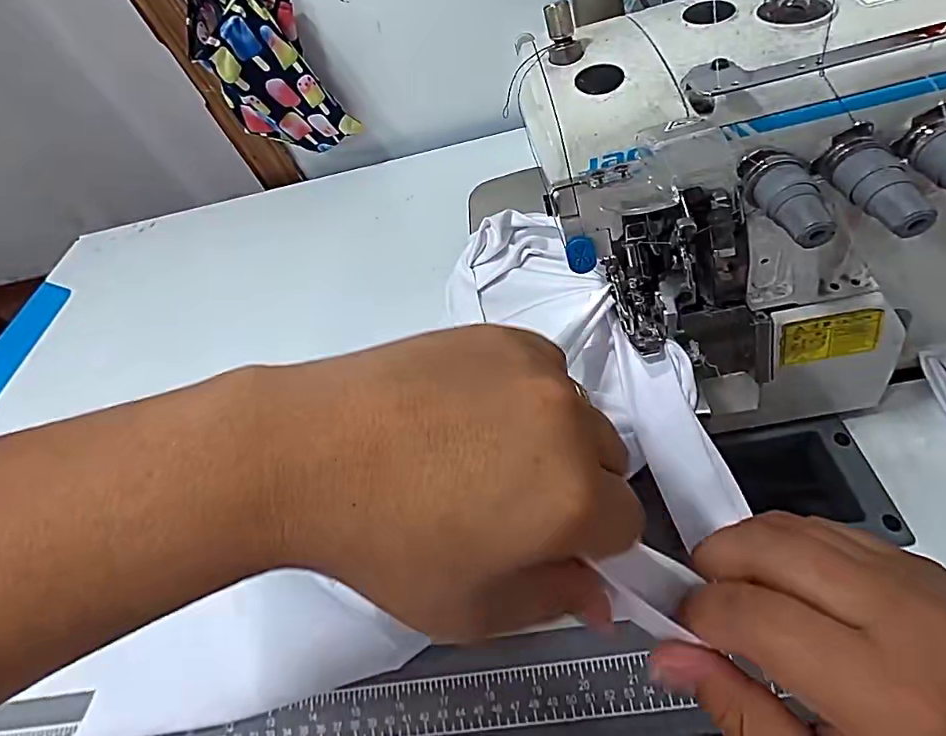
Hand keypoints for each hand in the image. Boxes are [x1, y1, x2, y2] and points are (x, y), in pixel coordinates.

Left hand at [246, 325, 643, 641]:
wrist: (317, 449)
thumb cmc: (381, 534)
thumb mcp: (473, 607)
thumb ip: (554, 602)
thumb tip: (594, 592)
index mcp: (572, 495)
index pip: (628, 522)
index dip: (593, 542)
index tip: (558, 542)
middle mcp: (566, 421)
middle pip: (607, 460)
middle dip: (576, 486)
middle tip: (514, 498)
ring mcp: (533, 370)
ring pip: (576, 411)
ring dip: (551, 434)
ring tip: (481, 450)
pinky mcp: (501, 337)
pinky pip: (541, 368)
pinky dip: (522, 390)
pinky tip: (469, 410)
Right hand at [649, 513, 945, 735]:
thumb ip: (744, 713)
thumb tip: (672, 658)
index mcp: (890, 690)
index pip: (756, 611)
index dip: (700, 612)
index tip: (679, 624)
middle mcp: (908, 617)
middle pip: (771, 545)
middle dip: (715, 561)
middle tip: (699, 600)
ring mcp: (921, 582)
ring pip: (794, 524)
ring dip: (749, 548)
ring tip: (738, 593)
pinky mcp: (924, 568)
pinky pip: (830, 529)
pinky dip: (790, 546)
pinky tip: (787, 586)